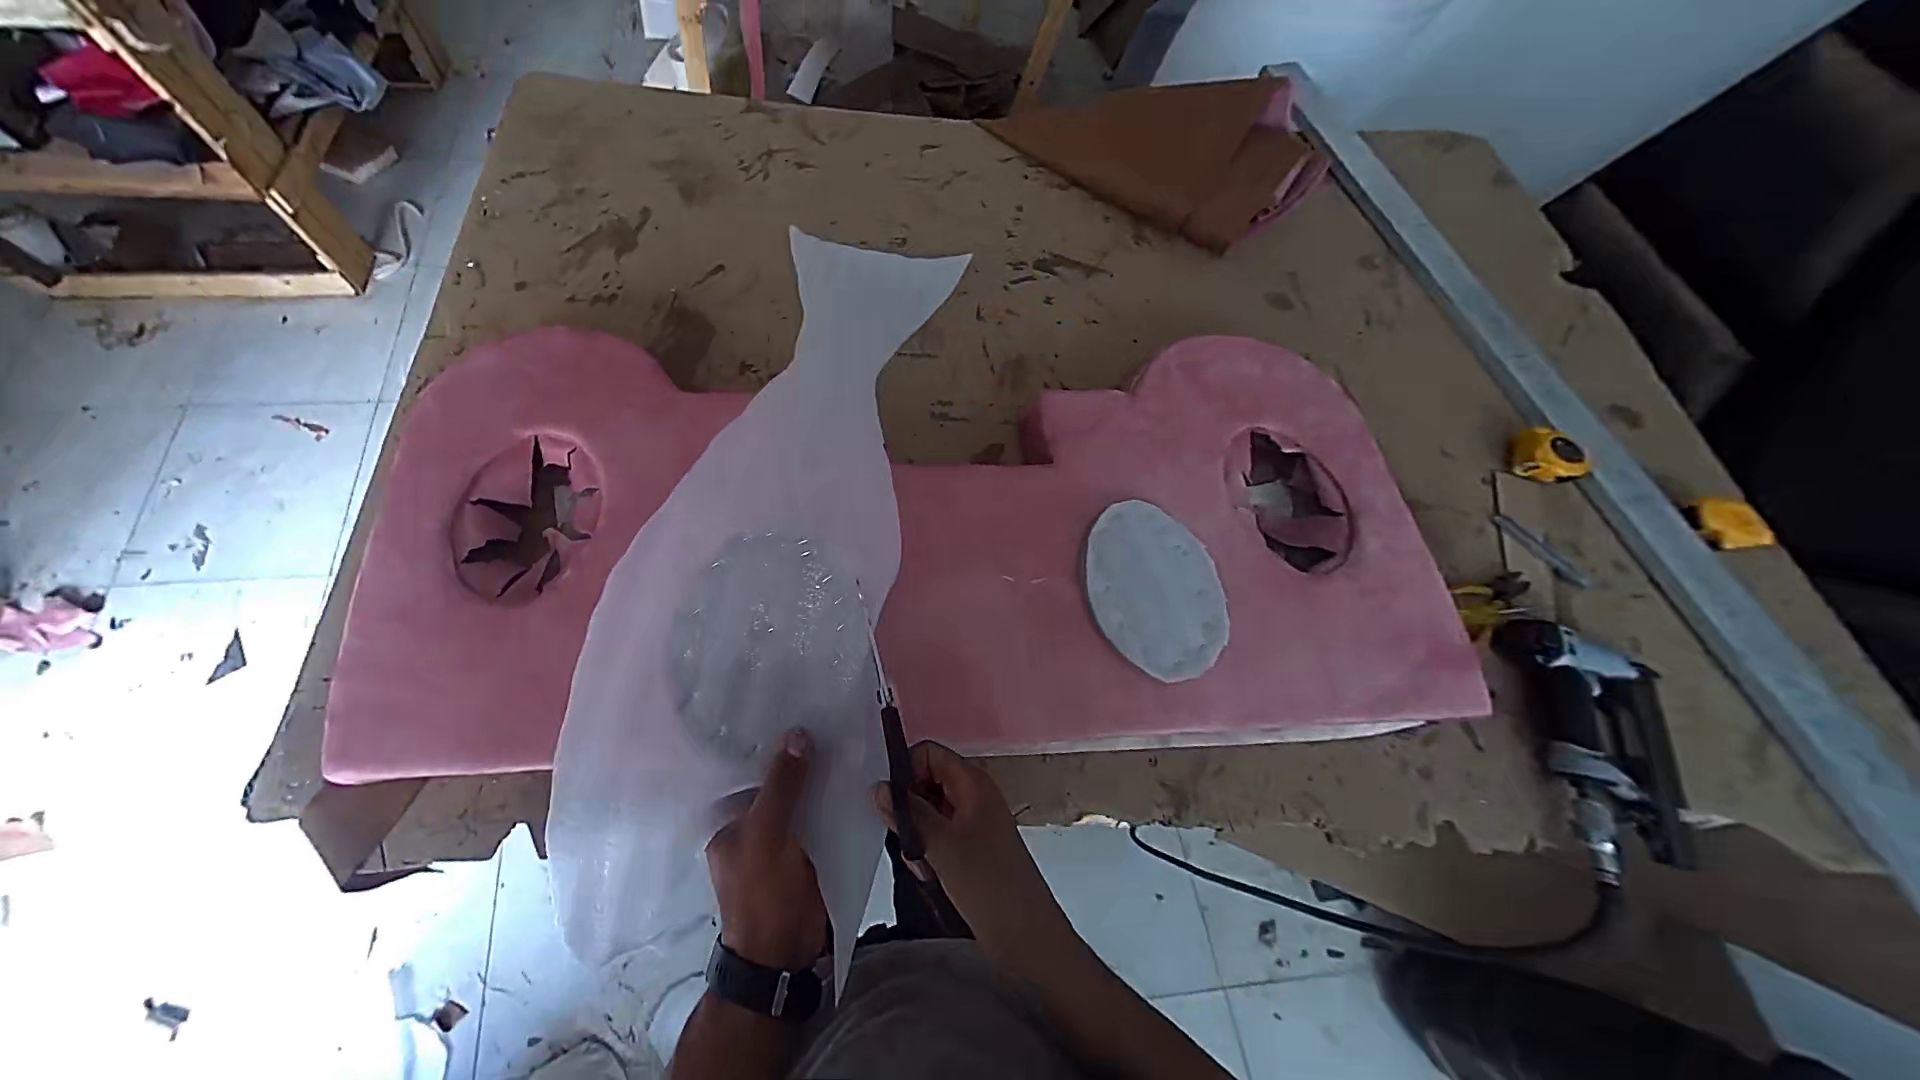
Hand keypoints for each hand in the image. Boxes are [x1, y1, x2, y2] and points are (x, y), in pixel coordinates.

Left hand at [706, 729, 827, 969]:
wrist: (783, 953)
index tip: (795, 705)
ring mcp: (783, 835)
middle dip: (800, 754)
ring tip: (846, 732)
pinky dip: (835, 795)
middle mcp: (754, 822)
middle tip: (828, 711)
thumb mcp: (766, 835)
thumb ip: (782, 786)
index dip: (770, 741)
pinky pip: (821, 812)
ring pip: (803, 794)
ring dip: (821, 772)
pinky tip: (855, 771)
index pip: (748, 769)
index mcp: (731, 817)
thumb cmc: (760, 894)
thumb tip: (798, 734)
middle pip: (780, 779)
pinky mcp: (809, 846)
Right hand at [873, 741, 1070, 962]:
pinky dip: (927, 849)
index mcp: (973, 782)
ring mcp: (974, 821)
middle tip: (900, 837)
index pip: (929, 753)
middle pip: (928, 781)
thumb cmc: (988, 883)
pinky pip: (939, 834)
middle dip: (909, 806)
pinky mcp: (971, 847)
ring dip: (917, 833)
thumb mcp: (942, 845)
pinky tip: (927, 873)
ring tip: (918, 862)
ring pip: (930, 810)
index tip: (888, 800)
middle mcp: (974, 795)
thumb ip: (909, 813)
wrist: (1026, 935)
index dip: (906, 770)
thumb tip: (880, 788)